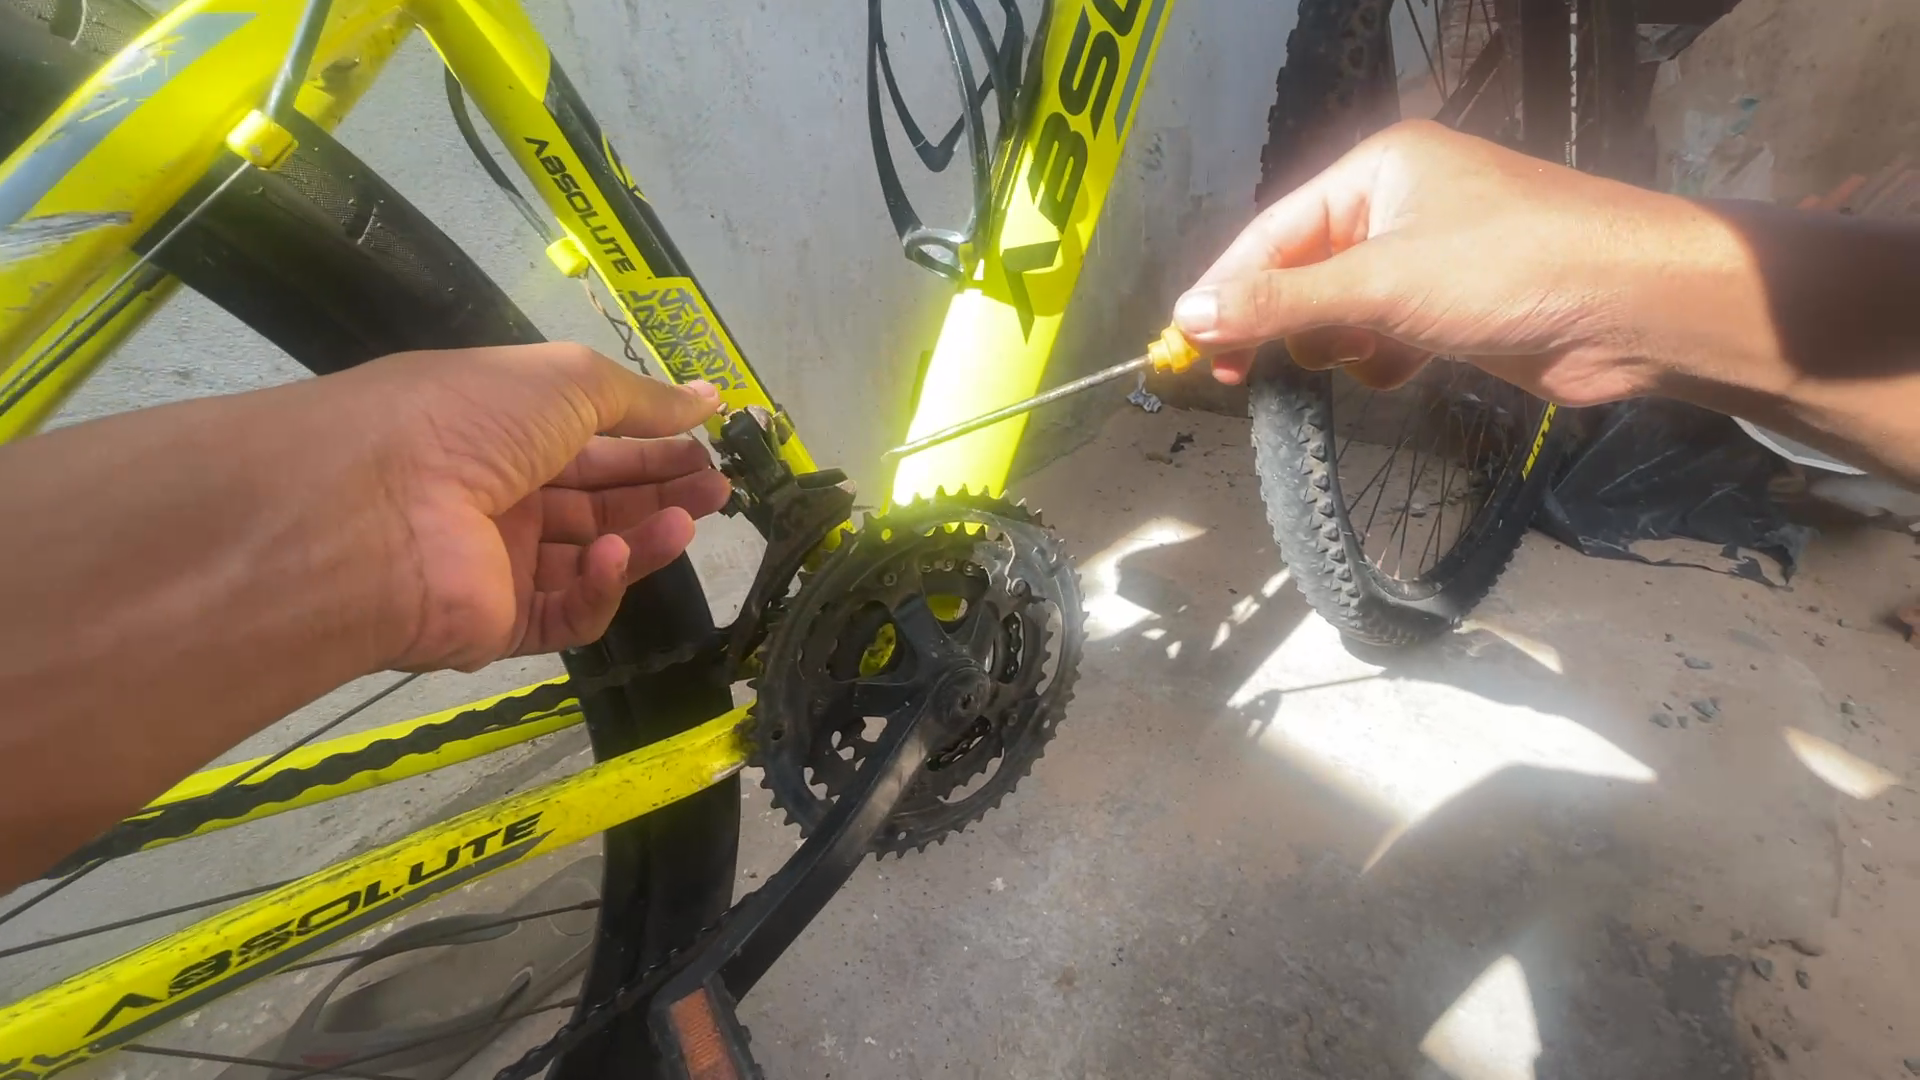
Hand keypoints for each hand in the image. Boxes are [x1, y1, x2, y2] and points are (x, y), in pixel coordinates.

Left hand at [329, 344, 728, 670]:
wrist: (370, 511)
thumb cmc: (468, 422)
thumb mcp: (567, 381)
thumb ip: (642, 397)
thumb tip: (708, 398)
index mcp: (506, 434)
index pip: (597, 444)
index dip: (655, 443)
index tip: (709, 444)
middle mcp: (503, 498)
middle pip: (605, 502)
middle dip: (665, 491)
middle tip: (718, 488)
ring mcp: (500, 565)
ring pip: (594, 557)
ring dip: (646, 538)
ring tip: (690, 521)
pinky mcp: (500, 625)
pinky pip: (567, 612)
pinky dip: (600, 587)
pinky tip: (614, 559)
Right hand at [1172, 120, 1729, 404]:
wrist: (1640, 312)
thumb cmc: (1506, 272)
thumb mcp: (1377, 285)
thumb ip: (1277, 303)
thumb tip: (1185, 318)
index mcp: (1372, 175)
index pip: (1268, 236)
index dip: (1223, 291)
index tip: (1183, 344)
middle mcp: (1389, 208)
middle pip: (1294, 275)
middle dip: (1275, 325)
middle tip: (1235, 376)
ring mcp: (1415, 258)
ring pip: (1330, 312)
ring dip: (1333, 344)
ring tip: (1358, 355)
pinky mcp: (1438, 306)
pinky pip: (1371, 336)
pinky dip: (1375, 358)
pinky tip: (1403, 364)